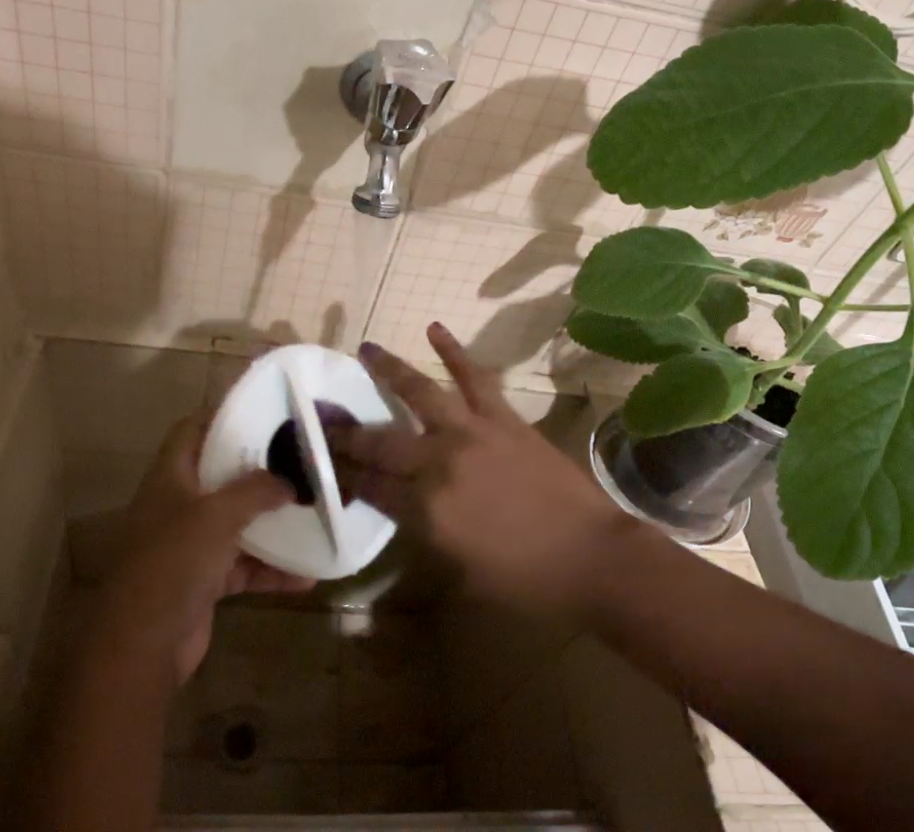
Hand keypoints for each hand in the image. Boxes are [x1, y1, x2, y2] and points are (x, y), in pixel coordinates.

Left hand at [97, 412, 314, 682]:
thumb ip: (254, 491)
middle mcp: (177, 506)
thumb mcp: (217, 516)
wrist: (142, 644)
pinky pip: (244, 567)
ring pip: (238, 524)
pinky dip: (272, 570)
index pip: (192, 431)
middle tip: (303, 462)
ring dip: (273, 524)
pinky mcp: (204, 582)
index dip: (223, 416)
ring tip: (315, 516)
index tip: (266, 413)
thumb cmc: (174, 563)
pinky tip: (308, 576)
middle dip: (261, 472)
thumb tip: (287, 480)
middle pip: (221, 477)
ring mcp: (190, 545)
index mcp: (170, 478)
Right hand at [331, 323, 634, 616]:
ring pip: (420, 393)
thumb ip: (424, 537)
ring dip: (388, 370)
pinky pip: (475, 377)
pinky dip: (454, 351)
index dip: (340, 475)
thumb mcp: (461, 575)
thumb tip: (402, 509)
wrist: (593, 557)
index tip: (319, 462)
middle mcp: (439, 463)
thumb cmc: (527, 583)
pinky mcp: (504, 419)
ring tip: (365, 349)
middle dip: (345, 432)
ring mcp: (472, 433)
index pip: (368, 487)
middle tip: (320, 417)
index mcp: (424, 511)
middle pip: (380, 442)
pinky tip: (435, 329)